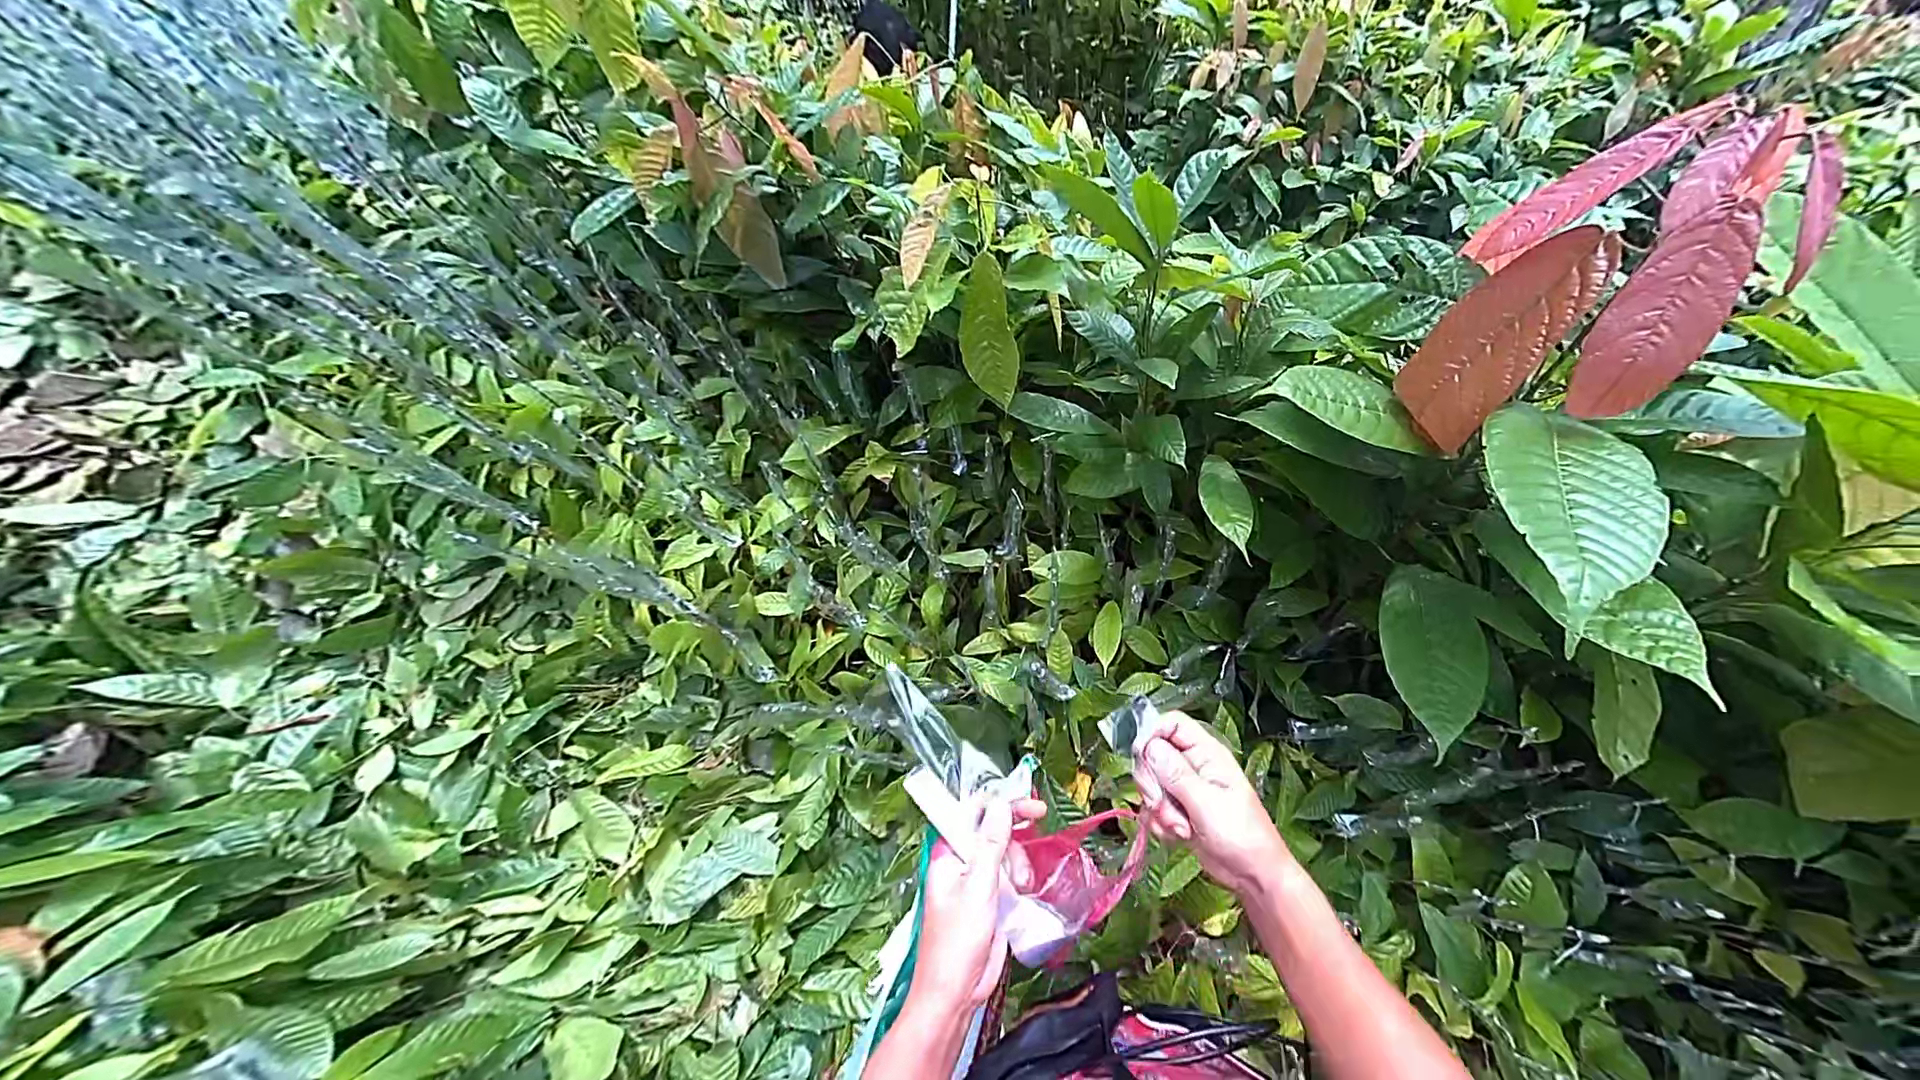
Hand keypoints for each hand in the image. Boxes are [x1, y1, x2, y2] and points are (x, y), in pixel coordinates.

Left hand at [908, 796, 1045, 1008]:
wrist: (954, 994)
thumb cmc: (956, 943)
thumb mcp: (977, 888)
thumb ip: (990, 844)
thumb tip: (1000, 805)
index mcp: (948, 851)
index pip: (974, 811)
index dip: (1001, 802)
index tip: (1031, 804)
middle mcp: (959, 861)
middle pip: (991, 827)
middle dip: (1015, 828)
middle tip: (1040, 821)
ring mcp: (974, 880)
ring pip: (1003, 851)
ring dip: (1017, 859)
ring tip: (1021, 881)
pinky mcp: (987, 899)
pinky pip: (1007, 875)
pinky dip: (1018, 877)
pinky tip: (1023, 889)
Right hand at [1136, 710, 1291, 898]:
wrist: (1253, 876)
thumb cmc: (1242, 836)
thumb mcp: (1208, 803)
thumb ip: (1176, 774)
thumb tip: (1149, 745)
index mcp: (1207, 753)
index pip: (1171, 723)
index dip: (1151, 733)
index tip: (1140, 756)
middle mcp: (1192, 765)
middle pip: (1152, 754)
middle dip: (1151, 782)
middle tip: (1161, 803)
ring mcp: (1183, 787)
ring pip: (1150, 783)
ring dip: (1157, 808)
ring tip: (1180, 827)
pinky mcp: (1176, 808)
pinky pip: (1152, 806)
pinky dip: (1159, 822)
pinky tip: (1178, 835)